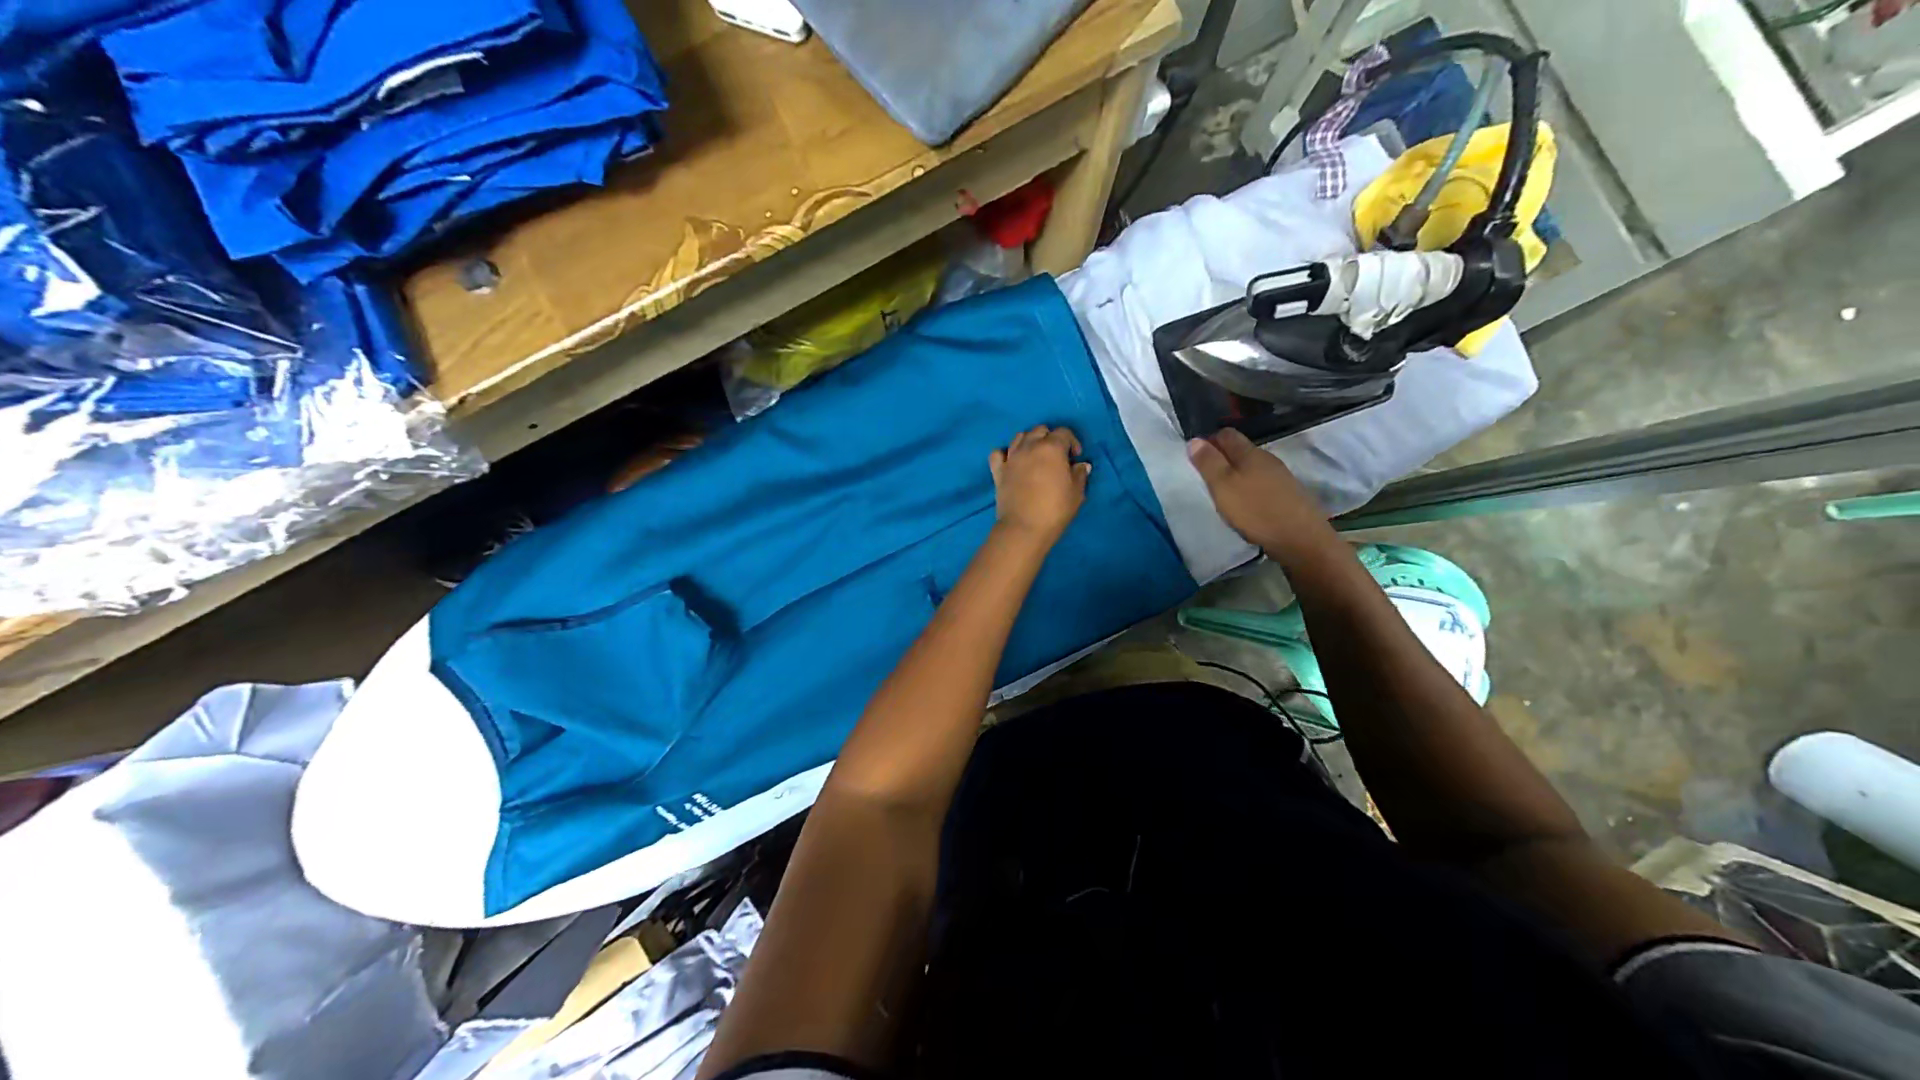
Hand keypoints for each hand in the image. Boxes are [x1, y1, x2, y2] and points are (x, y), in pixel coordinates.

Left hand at [989, 425, 1089, 546]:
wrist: (1024, 528)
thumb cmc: (1055, 509)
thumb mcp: (1077, 493)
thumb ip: (1080, 474)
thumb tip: (1081, 465)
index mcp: (1051, 448)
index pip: (1064, 432)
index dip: (1072, 442)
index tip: (1076, 457)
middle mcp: (1029, 446)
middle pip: (1040, 430)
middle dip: (1050, 438)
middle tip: (1056, 456)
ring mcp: (1011, 457)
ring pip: (1020, 436)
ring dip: (1030, 442)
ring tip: (1036, 457)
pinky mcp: (998, 470)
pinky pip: (998, 453)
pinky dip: (1005, 453)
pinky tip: (1012, 462)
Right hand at [1187, 429, 1339, 565]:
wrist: (1300, 538)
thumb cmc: (1255, 510)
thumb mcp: (1223, 486)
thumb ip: (1208, 463)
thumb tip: (1194, 440)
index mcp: (1249, 453)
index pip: (1226, 434)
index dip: (1210, 440)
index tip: (1196, 457)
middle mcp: (1267, 459)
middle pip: (1240, 449)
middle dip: (1223, 456)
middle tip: (1207, 475)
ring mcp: (1280, 475)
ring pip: (1252, 466)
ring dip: (1237, 473)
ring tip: (1225, 490)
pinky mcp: (1288, 493)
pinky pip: (1263, 481)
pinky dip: (1251, 486)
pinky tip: (1247, 502)